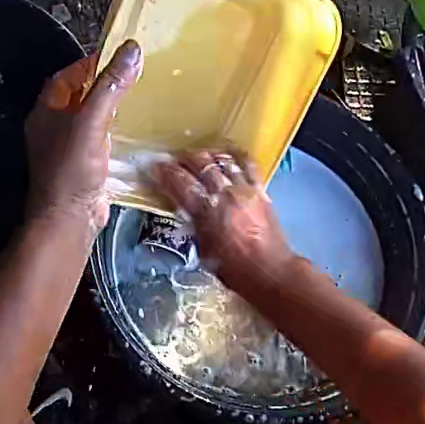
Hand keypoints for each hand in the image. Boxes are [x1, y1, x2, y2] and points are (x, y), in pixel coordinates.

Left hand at [26, 41, 142, 231]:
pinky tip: (138, 134)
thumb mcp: (92, 120)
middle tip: (132, 75)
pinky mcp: (86, 169)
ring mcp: (70, 151)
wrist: (70, 218)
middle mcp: (55, 130)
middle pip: (80, 98)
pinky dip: (118, 137)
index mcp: (47, 113)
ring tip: (140, 100)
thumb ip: (110, 86)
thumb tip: (131, 51)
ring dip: (113, 112)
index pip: (67, 77)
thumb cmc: (71, 169)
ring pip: (93, 122)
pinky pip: (103, 144)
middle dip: (103, 86)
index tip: (115, 55)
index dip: (89, 63)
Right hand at [153, 149, 298, 291]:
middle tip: (173, 161)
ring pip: (221, 160)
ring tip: (196, 157)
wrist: (270, 271)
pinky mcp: (261, 190)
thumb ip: (195, 226)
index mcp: (206, 211)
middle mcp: (224, 194)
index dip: (164, 172)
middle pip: (200, 164)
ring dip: (206, 155)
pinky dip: (235, 155)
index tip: (154, 166)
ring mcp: (244, 189)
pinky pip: (248, 164)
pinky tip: (226, 152)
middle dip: (183, 159)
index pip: (179, 182)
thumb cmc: (233, 269)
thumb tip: (187, 211)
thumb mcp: (204, 250)